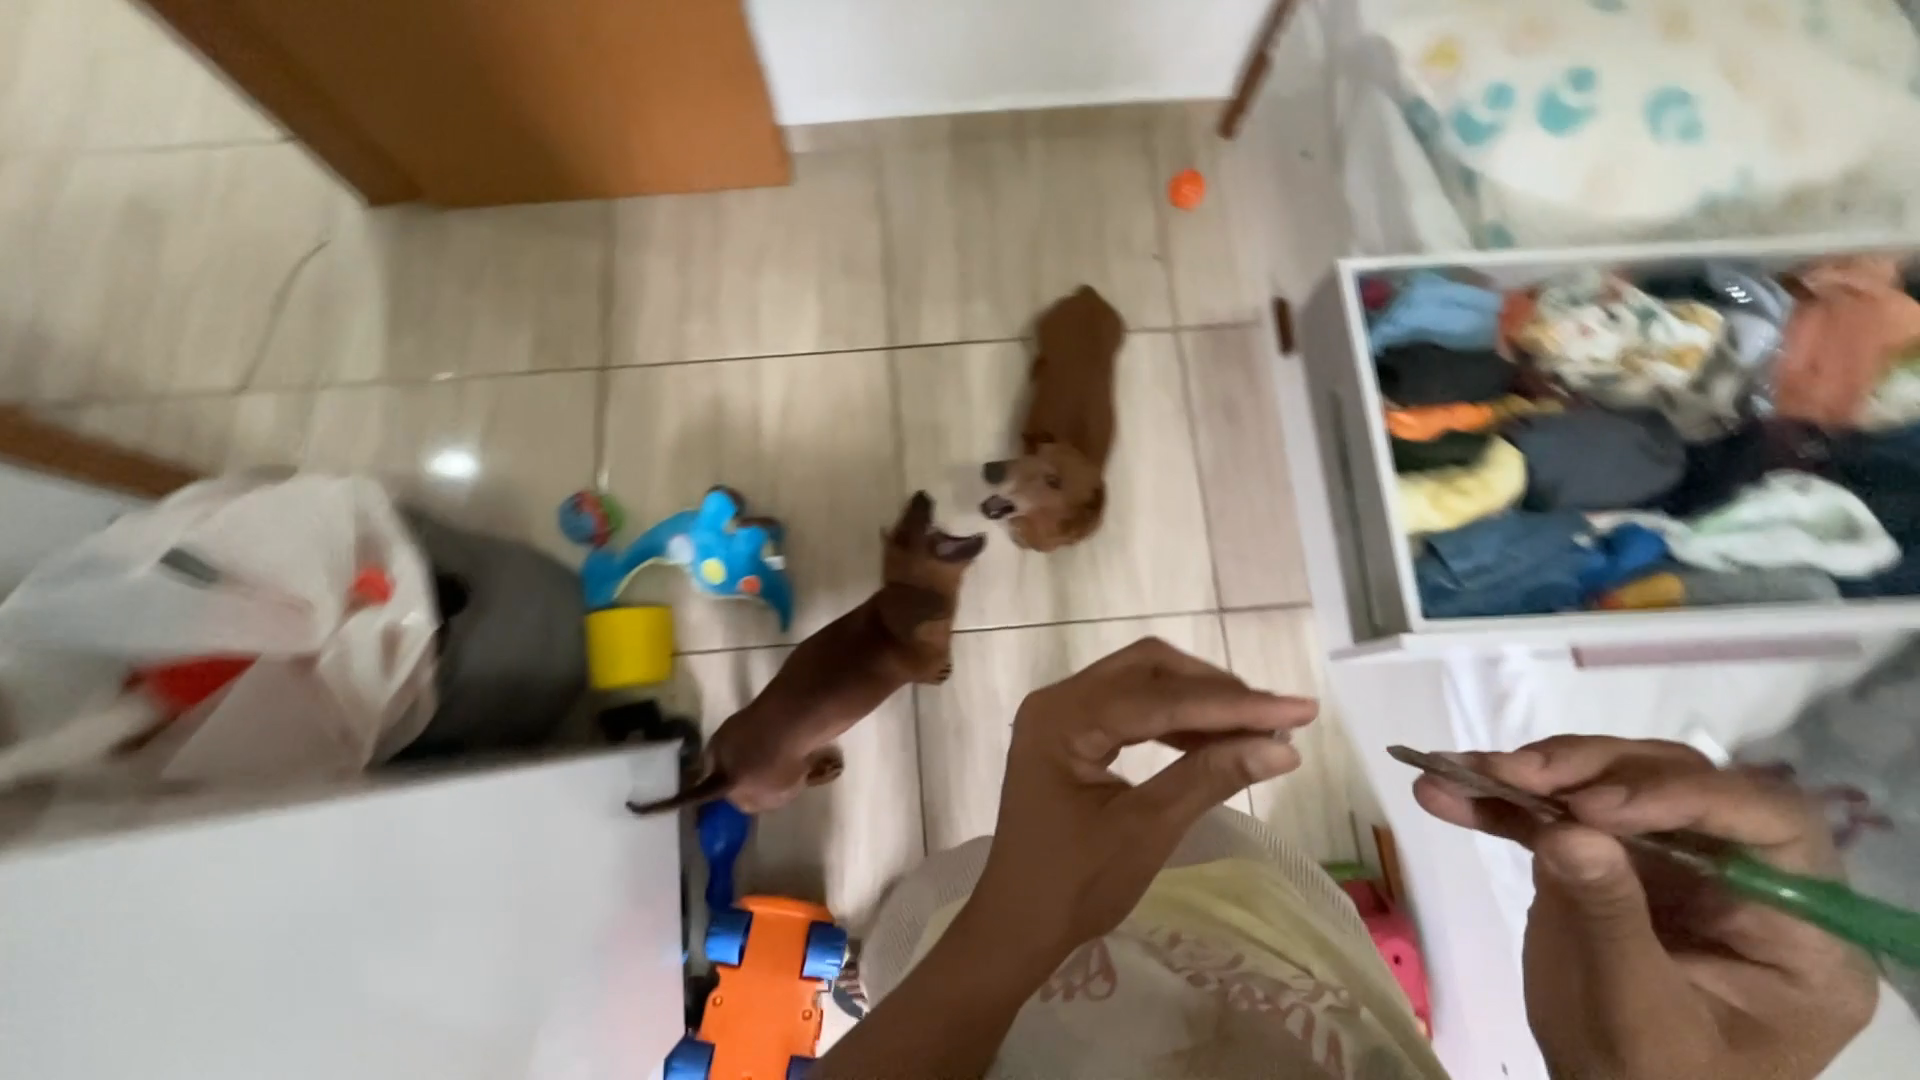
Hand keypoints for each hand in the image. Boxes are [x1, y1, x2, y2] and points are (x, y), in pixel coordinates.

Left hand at [964, 637, 1318, 965]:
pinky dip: (1174, 719)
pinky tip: (1213, 741)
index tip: (1300, 709)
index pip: (1158, 698)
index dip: (1233, 703)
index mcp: (1062, 719)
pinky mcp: (1071, 731)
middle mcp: (1057, 700)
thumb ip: (1209, 777)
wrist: (1018, 923)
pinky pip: (1130, 707)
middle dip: (1215, 691)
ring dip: (1198, 702)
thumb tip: (1283, 746)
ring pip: (1142, 683)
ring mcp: (1061, 713)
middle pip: (1148, 670)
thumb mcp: (1146, 830)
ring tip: (1256, 730)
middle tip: (1276, 719)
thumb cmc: (1074, 885)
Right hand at [1414, 736, 1877, 1079]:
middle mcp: (1738, 876)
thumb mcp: (1635, 1009)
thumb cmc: (1643, 1073)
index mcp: (1794, 925)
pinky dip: (1495, 800)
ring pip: (1608, 781)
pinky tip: (1441, 790)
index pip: (1767, 825)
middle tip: (1514, 775)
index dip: (1683, 796)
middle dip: (1588, 770)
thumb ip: (1610, 918)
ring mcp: (1667, 862)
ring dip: (1530, 773)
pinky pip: (1551, 812)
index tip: (1591, 807)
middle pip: (1677, 783)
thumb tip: (1570, 829)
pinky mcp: (1601, 857)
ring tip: (1462, 772)